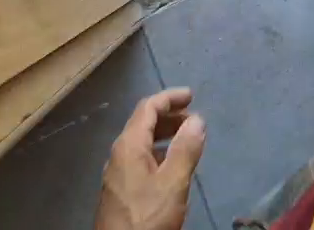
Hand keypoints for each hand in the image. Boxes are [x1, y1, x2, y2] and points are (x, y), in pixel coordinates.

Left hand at [97, 88, 206, 229]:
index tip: (192, 96)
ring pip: (141, 143)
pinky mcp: (118, 191)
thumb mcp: (173, 183)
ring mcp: (116, 174)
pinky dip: (158, 153)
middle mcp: (118, 154)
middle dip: (169, 116)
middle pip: (143, 123)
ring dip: (164, 135)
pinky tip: (171, 168)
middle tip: (193, 119)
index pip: (148, 107)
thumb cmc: (147, 217)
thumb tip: (197, 119)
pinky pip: (139, 159)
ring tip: (186, 141)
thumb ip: (186, 149)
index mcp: (129, 145)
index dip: (170, 97)